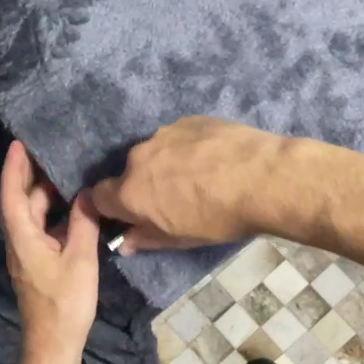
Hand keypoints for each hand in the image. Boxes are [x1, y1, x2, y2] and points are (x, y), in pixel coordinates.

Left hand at [0, 141, 100, 358]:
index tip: (19, 144)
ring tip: (64, 172)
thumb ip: (83, 223)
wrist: (54, 344)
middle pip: (21, 202)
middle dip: (30, 175)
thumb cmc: (65, 302)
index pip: (12, 194)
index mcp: (23, 238)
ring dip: (44, 195)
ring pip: (32, 217)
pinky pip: (42, 230)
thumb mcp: (80, 259)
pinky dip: (54, 214)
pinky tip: (74, 208)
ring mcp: (27, 255)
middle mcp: (19, 242)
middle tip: (48, 150)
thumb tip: (87, 194)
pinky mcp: (38, 265)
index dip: (14, 168)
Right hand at [89, 117, 290, 254]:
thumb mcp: (180, 239)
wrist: (263, 178)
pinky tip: (213, 158)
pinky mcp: (189, 120)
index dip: (113, 207)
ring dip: (166, 164)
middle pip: (130, 173)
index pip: (99, 197)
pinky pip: (178, 137)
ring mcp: (163, 134)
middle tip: (175, 198)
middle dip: (145, 185)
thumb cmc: (219, 218)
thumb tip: (125, 242)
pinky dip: (188, 148)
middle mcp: (138, 158)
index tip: (131, 214)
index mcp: (130, 192)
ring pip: (155, 153)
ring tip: (199, 176)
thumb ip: (145, 238)